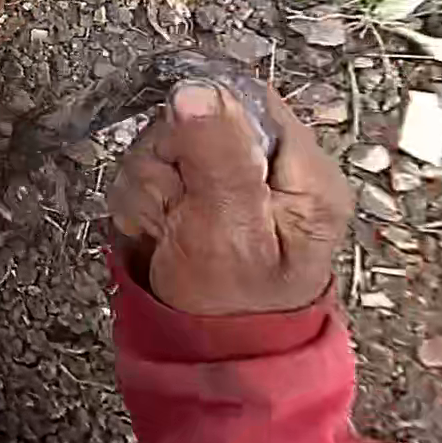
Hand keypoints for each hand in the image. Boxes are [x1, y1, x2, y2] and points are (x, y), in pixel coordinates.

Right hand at [110, 81, 353, 315]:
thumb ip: (217, 156)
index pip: (250, 100)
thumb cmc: (228, 301)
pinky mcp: (187, 188)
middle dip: (172, 158)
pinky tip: (157, 226)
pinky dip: (142, 197)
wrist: (199, 353)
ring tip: (168, 225)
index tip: (185, 154)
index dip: (207, 117)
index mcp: (300, 169)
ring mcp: (221, 175)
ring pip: (162, 139)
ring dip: (152, 183)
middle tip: (179, 206)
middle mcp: (263, 164)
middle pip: (198, 115)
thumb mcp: (230, 229)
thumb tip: (194, 89)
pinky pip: (145, 166)